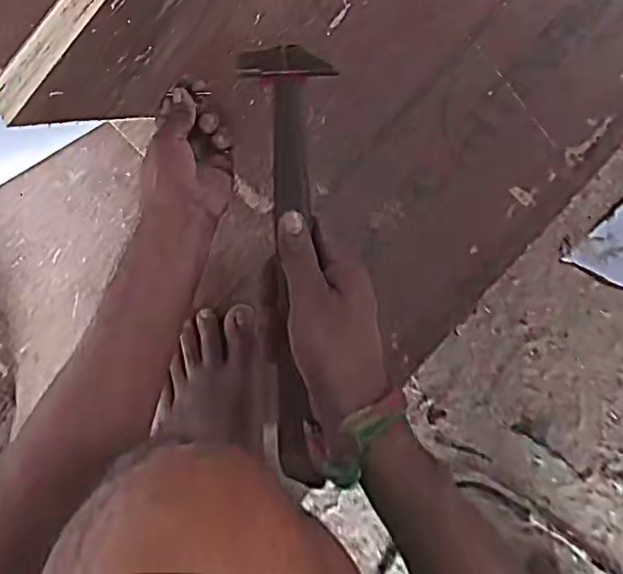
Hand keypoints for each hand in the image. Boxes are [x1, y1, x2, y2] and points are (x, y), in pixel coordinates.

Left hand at [139, 82, 233, 221]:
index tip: (190, 83)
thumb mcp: (165, 139)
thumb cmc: (165, 182)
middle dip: (199, 104)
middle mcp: (182, 145)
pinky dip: (225, 138)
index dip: (181, 95)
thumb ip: (177, 116)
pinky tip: (221, 141)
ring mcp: (201, 155)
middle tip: (204, 96)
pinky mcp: (221, 166)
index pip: (172, 109)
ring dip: (212, 120)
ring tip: (210, 125)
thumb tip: (182, 95)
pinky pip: (227, 144)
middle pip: (194, 115)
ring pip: (212, 126)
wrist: (184, 211)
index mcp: (162, 138)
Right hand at [277, 209, 391, 426]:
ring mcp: (340, 305)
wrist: (350, 409)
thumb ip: (297, 255)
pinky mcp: (331, 326)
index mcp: (347, 268)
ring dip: (280, 300)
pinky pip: (301, 308)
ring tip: (276, 323)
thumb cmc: (329, 349)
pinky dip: (288, 318)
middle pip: (302, 258)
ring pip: (297, 284)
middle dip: (280, 276)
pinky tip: (281, 335)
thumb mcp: (307, 297)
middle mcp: (347, 281)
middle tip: (272, 299)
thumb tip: (292, 214)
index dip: (289, 239)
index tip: (272, 259)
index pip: (313, 231)